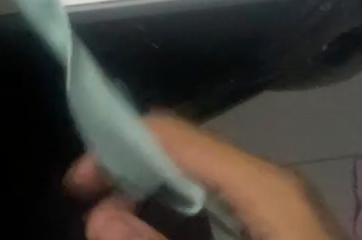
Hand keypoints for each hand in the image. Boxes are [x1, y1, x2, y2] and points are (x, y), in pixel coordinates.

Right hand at [65, 114, 347, 239]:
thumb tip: (98, 217)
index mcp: (264, 186)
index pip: (168, 132)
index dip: (112, 149)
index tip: (76, 188)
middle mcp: (272, 185)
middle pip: (178, 154)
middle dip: (128, 180)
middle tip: (94, 218)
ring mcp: (282, 210)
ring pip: (195, 183)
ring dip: (151, 203)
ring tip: (123, 230)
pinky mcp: (286, 233)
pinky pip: (219, 208)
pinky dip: (183, 219)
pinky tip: (165, 238)